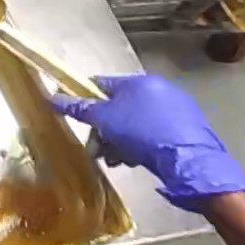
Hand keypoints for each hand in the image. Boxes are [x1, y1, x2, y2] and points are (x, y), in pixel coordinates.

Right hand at [51, 73, 244, 211]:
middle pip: (117, 106)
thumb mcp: (106, 121)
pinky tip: (136, 161)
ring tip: (117, 160)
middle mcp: (157, 89)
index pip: (100, 83)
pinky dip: (139, 145)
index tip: (78, 120)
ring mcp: (174, 109)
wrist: (191, 163)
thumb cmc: (143, 134)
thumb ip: (80, 108)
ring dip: (119, 140)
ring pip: (133, 122)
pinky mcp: (184, 129)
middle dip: (103, 129)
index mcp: (138, 81)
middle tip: (98, 150)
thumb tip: (52, 97)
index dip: (84, 100)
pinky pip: (151, 133)